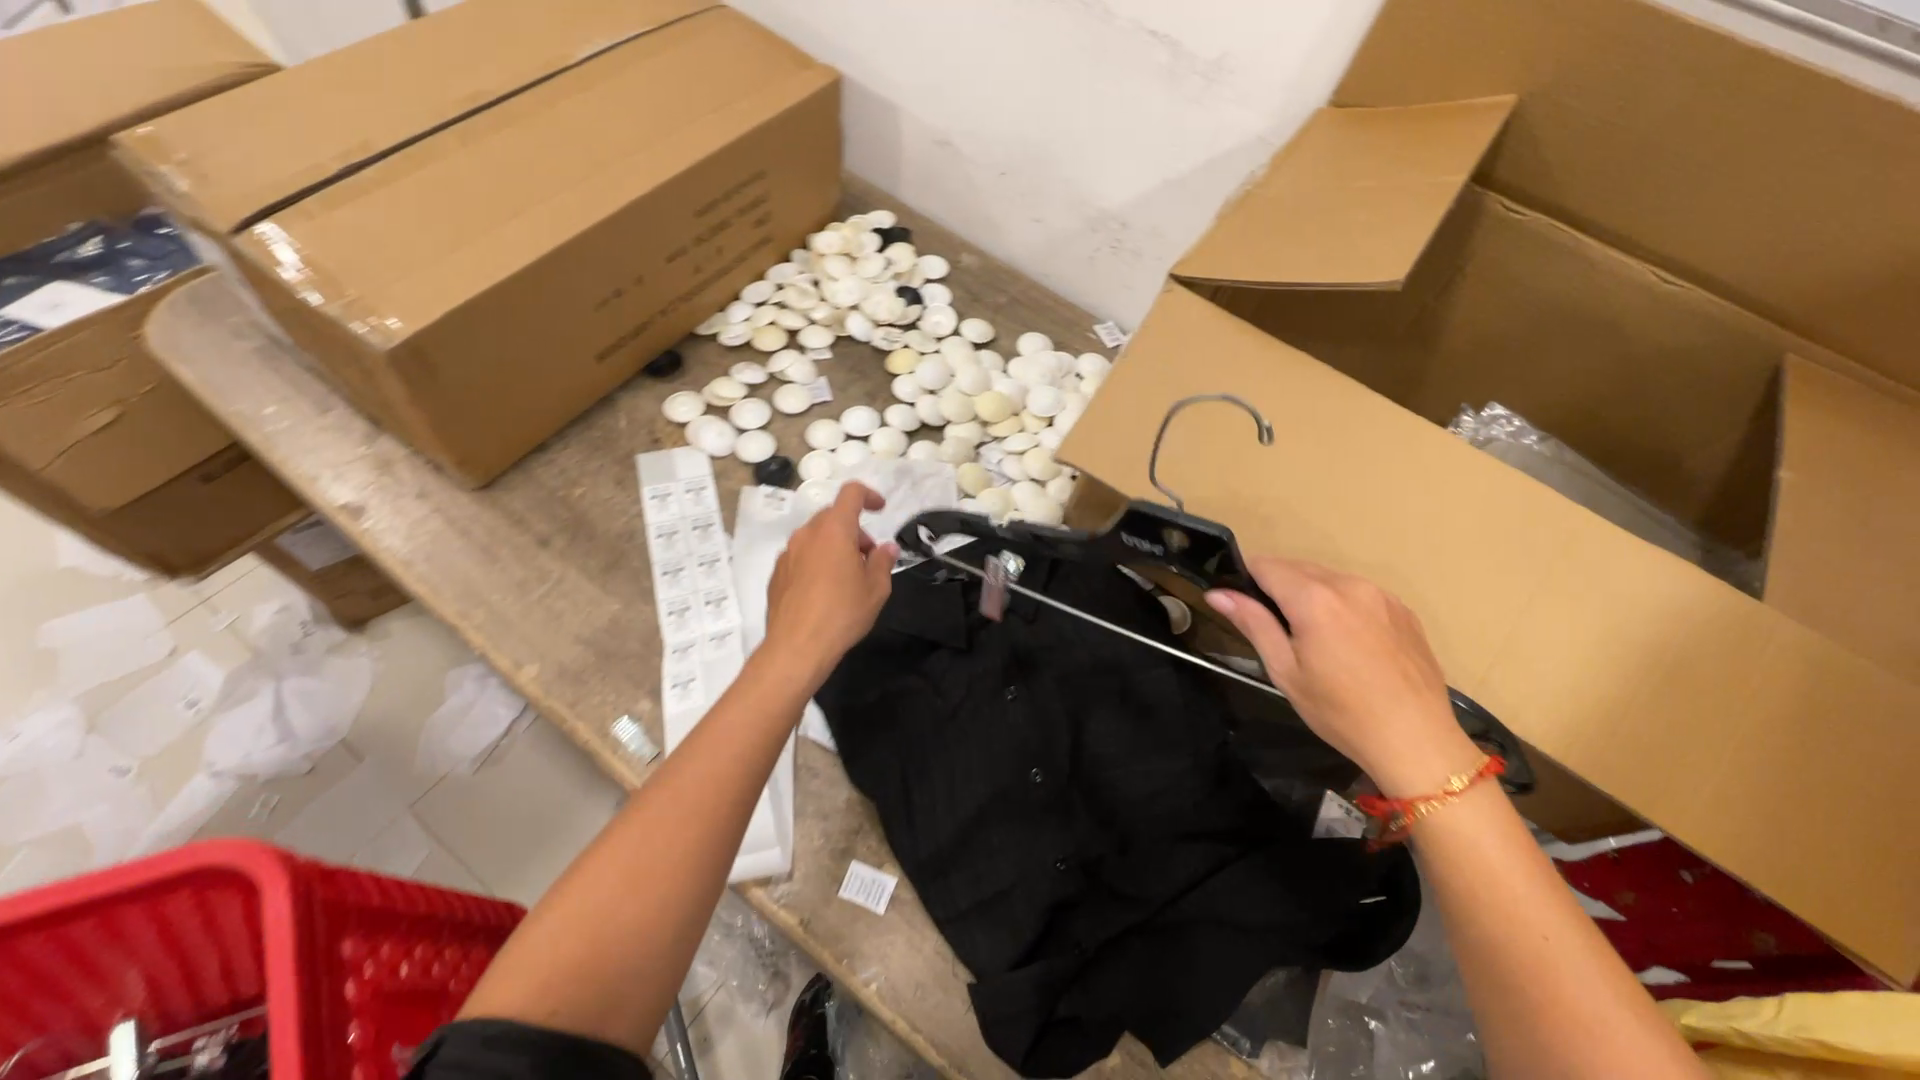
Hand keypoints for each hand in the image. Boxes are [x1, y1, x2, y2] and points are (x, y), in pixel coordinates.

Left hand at [763, 484, 897, 684]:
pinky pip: (801, 556)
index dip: (868, 495)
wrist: (797, 646)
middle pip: (833, 517)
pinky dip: (816, 562)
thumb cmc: (842, 613)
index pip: (851, 493)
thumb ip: (883, 562)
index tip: (880, 509)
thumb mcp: (876, 589)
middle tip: (867, 558)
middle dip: (854, 531)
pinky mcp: (776, 573)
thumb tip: (886, 548)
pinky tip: (824, 591)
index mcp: (834, 530)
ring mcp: (787, 553)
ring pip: (815, 537)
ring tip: (847, 578)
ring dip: (834, 547)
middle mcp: (807, 534)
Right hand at [1206, 557, 1479, 795]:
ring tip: (1312, 637)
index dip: (1247, 580)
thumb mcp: (1285, 671)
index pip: (1266, 565)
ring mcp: (1381, 595)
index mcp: (1315, 599)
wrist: (1415, 739)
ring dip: (1311, 594)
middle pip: (1298, 567)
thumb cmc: (1339, 711)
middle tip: (1275, 628)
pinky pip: (1359, 593)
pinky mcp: (1403, 610)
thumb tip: (1218, 594)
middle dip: (1278, 587)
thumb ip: (1253, 623)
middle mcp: (1349, 585)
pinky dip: (1342, 604)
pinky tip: (1347, 642)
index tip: (1242, 605)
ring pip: (1330, 578)